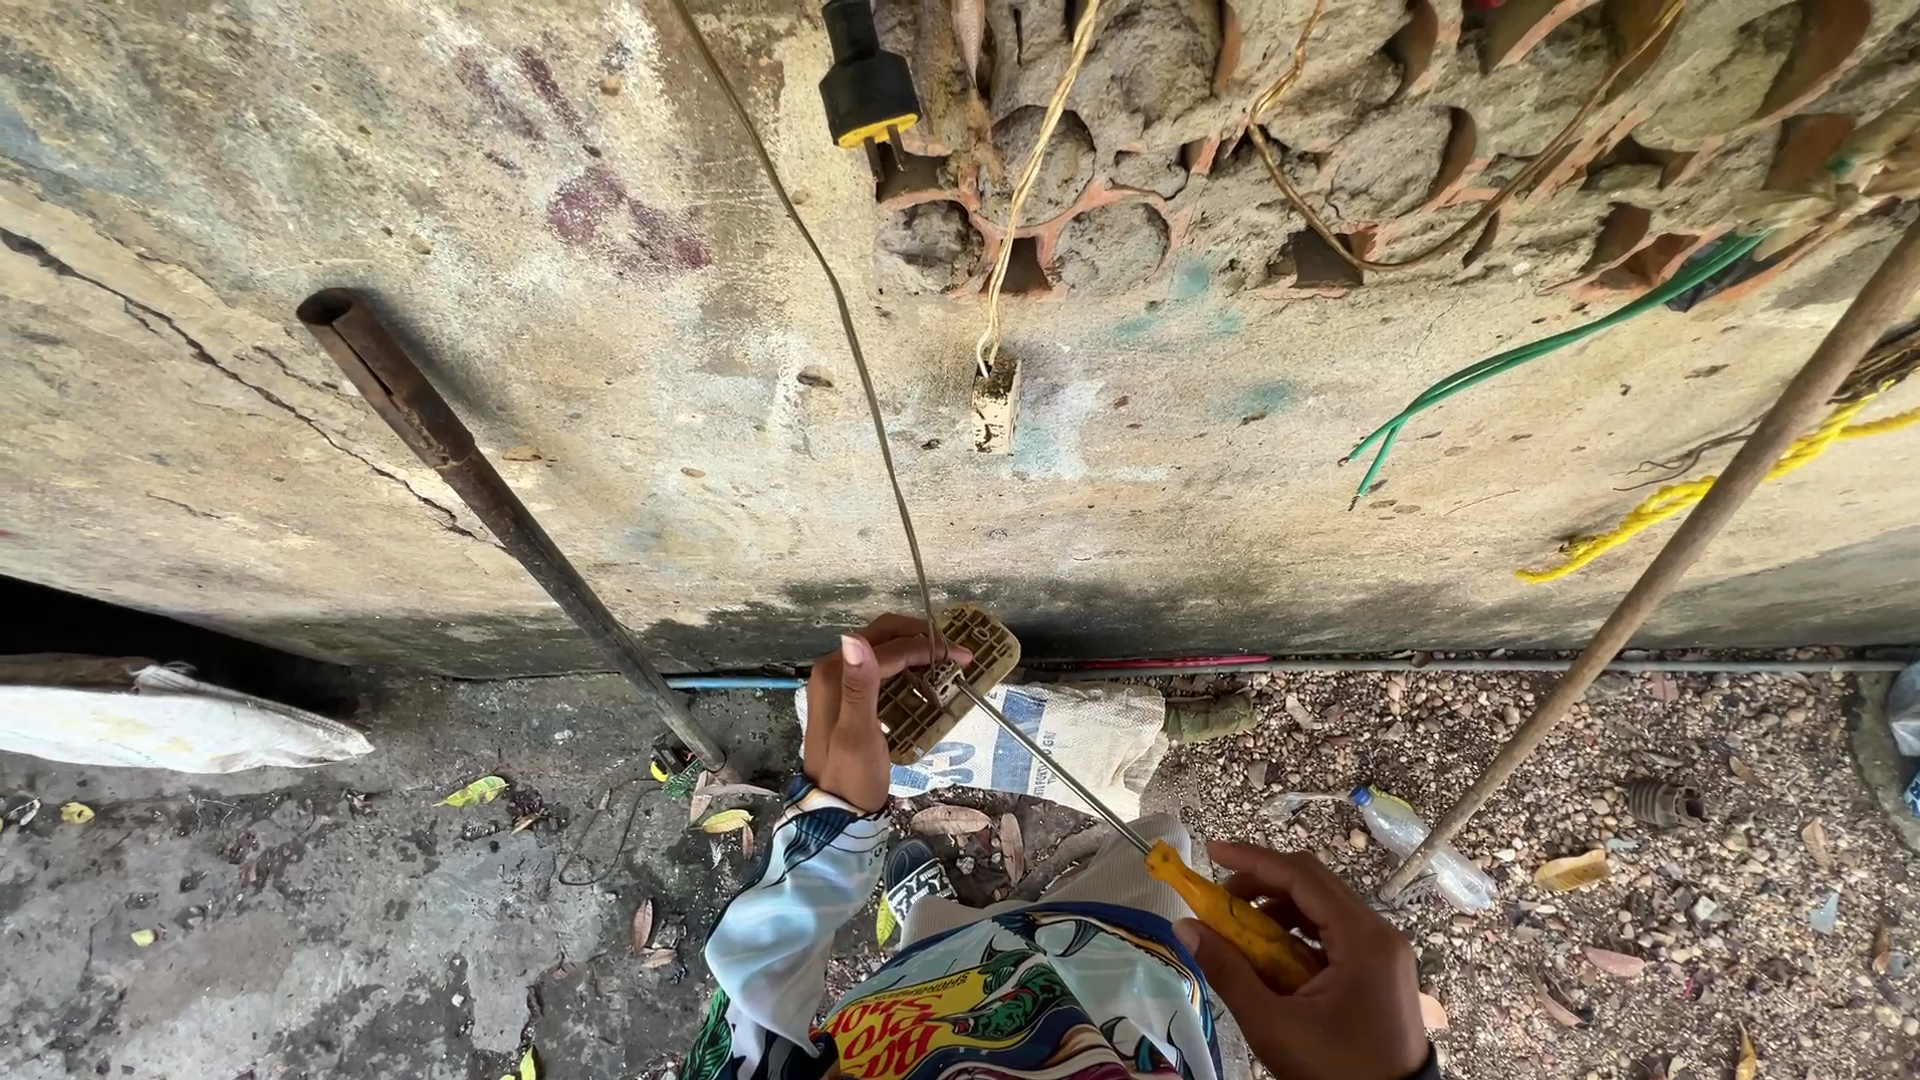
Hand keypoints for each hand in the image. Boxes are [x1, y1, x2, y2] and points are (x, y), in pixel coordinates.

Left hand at [803, 614, 970, 812]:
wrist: (835, 813)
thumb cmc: (851, 777)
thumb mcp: (857, 735)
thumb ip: (859, 686)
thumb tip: (854, 638)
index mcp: (834, 673)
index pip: (890, 647)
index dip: (927, 647)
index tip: (963, 657)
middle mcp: (834, 670)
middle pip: (884, 636)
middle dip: (922, 638)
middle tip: (956, 653)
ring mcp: (840, 682)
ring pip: (883, 649)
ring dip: (915, 650)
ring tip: (945, 663)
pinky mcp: (849, 696)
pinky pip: (881, 668)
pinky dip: (906, 667)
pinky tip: (925, 680)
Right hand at [1174, 842, 1427, 1079]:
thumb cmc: (1336, 1073)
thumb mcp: (1274, 1027)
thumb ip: (1227, 971)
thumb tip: (1184, 926)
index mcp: (1364, 940)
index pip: (1301, 876)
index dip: (1253, 860)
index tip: (1211, 852)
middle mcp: (1379, 933)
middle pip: (1311, 881)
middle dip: (1260, 881)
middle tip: (1220, 896)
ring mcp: (1383, 949)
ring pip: (1320, 902)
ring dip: (1275, 904)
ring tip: (1240, 928)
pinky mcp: (1380, 966)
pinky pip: (1330, 926)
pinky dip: (1294, 927)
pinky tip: (1270, 951)